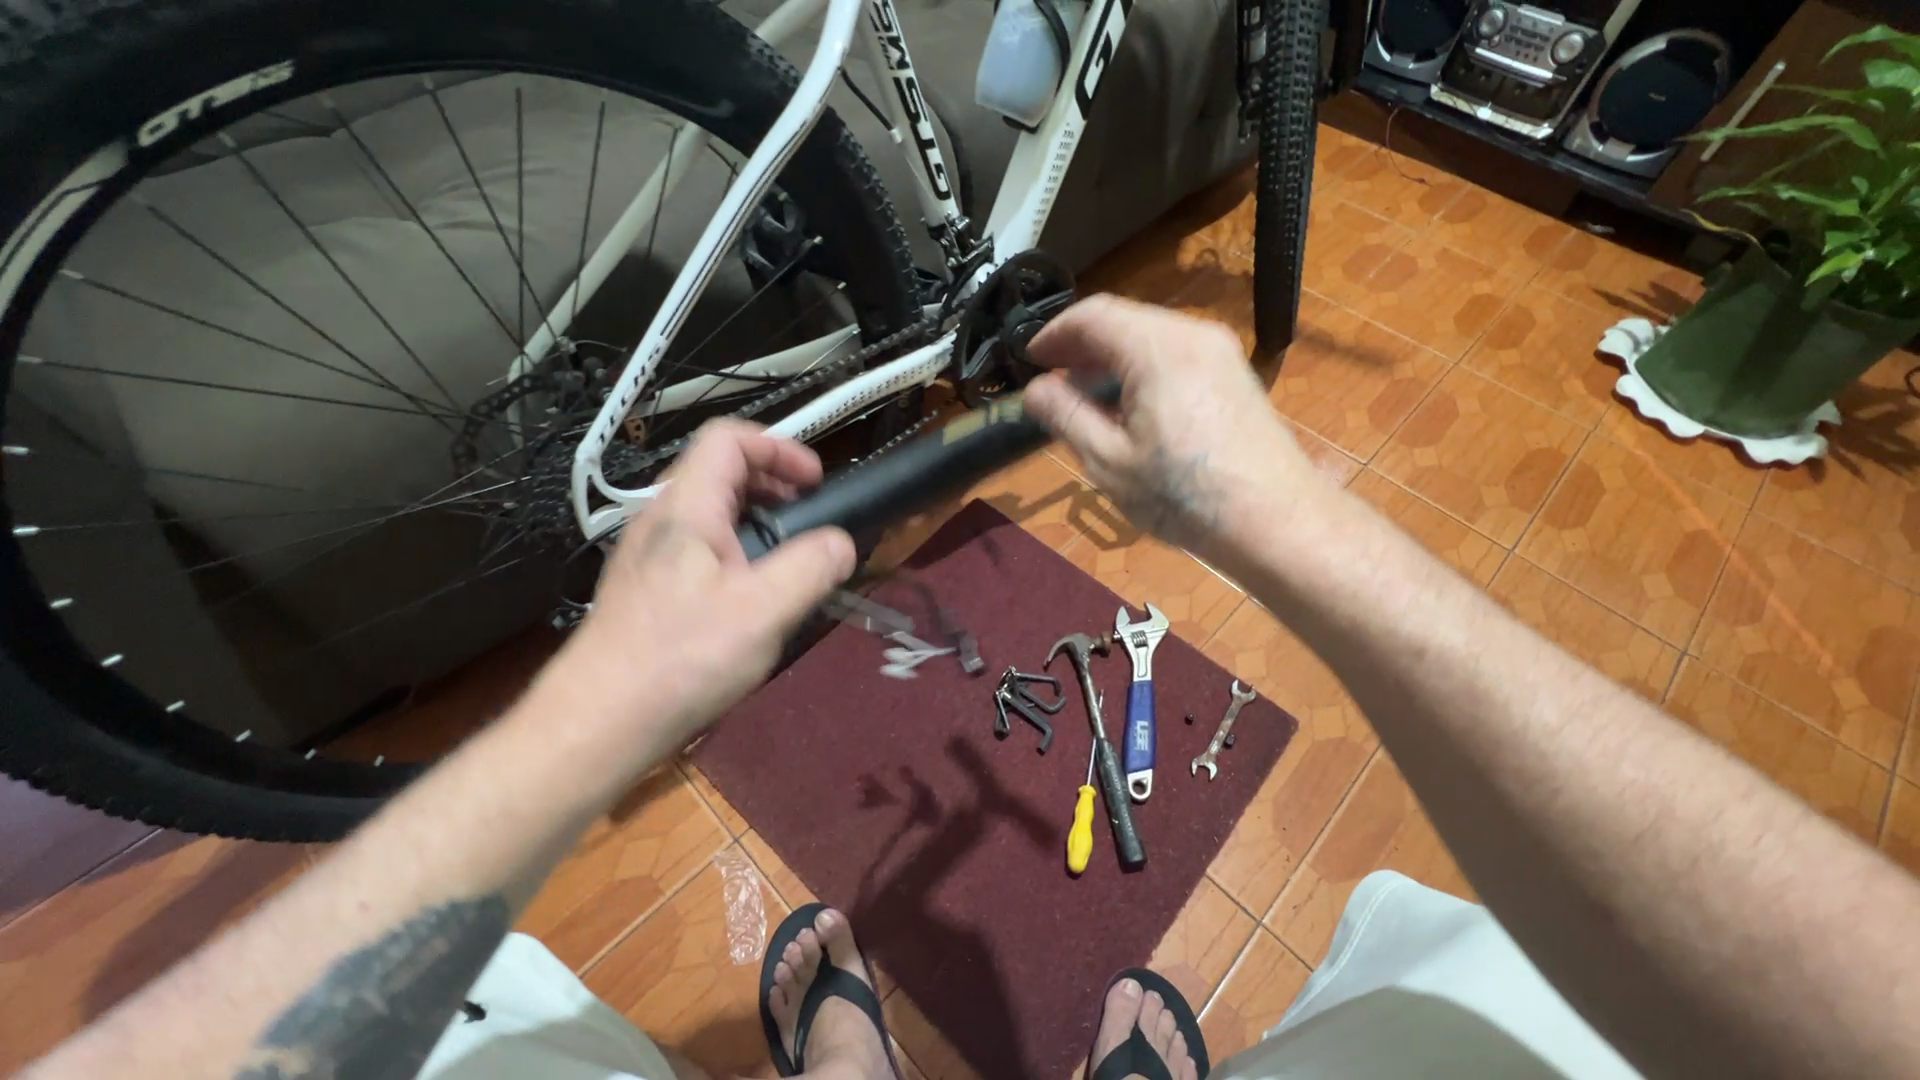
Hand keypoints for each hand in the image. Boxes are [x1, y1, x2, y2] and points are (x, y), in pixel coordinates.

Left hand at [555, 419, 855, 748]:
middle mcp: (661, 523)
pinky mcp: (648, 591)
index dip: (778, 447)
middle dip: (773, 484)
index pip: (728, 439)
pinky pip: (700, 551)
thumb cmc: (679, 660)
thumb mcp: (762, 612)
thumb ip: (809, 569)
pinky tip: (753, 601)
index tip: (815, 481)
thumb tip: (842, 543)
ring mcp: (649, 557)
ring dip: (757, 522)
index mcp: (686, 510)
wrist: (598, 723)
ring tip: (790, 561)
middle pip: (720, 472)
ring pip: (711, 515)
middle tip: (810, 519)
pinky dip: (737, 554)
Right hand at [1023, 295, 1322, 560]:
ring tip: (1086, 399)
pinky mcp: (1234, 374)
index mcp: (1157, 349)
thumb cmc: (1183, 495)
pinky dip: (1142, 368)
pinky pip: (1175, 353)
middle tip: (1052, 382)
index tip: (1029, 359)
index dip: (1054, 333)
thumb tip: (1035, 390)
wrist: (1274, 521)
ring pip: (1150, 336)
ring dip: (1111, 359)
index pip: (1093, 315)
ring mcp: (1220, 352)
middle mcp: (1192, 335)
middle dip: (1082, 347)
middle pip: (1124, 320)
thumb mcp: (1109, 461)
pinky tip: (1130, 407)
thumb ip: (1066, 416)